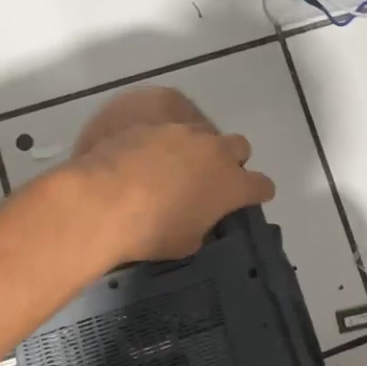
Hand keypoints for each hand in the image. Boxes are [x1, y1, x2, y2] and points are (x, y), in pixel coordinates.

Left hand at [61, 122, 274, 264]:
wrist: (105, 199)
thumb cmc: (151, 231)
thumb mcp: (187, 242)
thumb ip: (202, 224)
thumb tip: (198, 217)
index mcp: (232, 184)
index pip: (261, 185)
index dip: (258, 192)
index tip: (252, 197)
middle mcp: (214, 151)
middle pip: (240, 147)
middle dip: (232, 160)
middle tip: (214, 178)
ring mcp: (183, 132)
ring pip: (203, 133)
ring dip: (197, 148)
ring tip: (177, 167)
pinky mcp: (153, 123)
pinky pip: (169, 130)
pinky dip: (165, 143)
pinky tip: (148, 159)